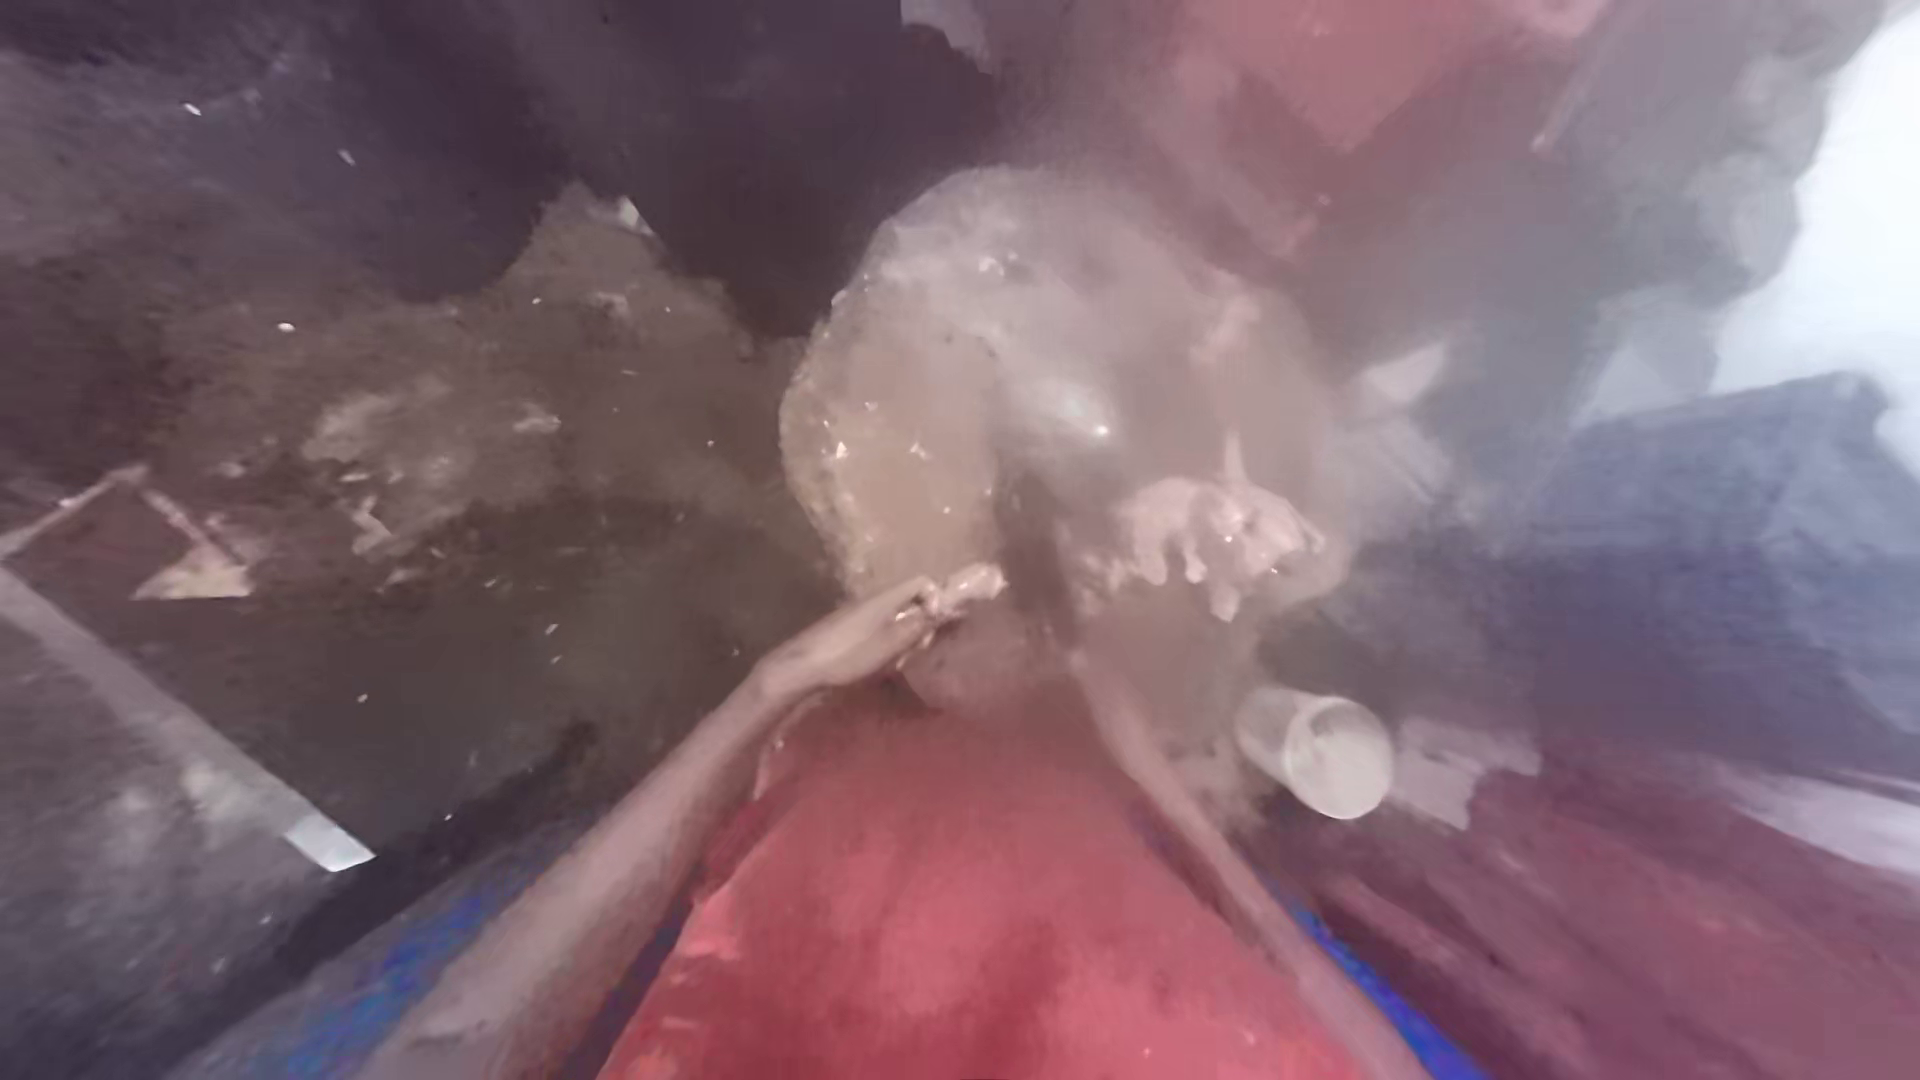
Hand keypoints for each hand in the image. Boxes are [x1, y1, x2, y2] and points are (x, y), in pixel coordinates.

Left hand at [756, 565, 1001, 699]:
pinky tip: (894, 657)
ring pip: (897, 611)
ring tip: (917, 652)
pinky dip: (896, 635)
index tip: (946, 620)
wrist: (799, 668)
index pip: (921, 582)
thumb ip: (918, 624)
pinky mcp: (850, 628)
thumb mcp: (889, 643)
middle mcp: (874, 599)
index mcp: (885, 597)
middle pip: (911, 596)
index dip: (940, 595)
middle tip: (935, 639)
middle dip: (929, 613)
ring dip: (912, 627)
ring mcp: (859, 613)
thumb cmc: (846, 655)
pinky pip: (884, 623)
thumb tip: (948, 607)